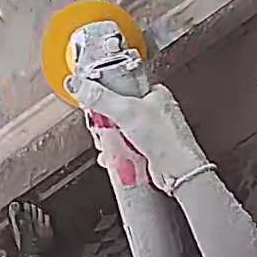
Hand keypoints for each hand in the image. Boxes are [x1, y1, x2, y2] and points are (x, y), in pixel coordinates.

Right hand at [69, 79, 210, 192]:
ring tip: (108, 145)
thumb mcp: (127, 111)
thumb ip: (100, 97)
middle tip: (100, 128)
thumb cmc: (166, 139)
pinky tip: (114, 158)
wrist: (178, 171)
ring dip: (109, 141)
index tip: (93, 101)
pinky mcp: (146, 151)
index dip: (105, 94)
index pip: (122, 87)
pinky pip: (124, 149)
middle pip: (116, 112)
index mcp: (154, 94)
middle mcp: (153, 112)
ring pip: (119, 133)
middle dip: (105, 124)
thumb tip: (79, 85)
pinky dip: (116, 155)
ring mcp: (149, 133)